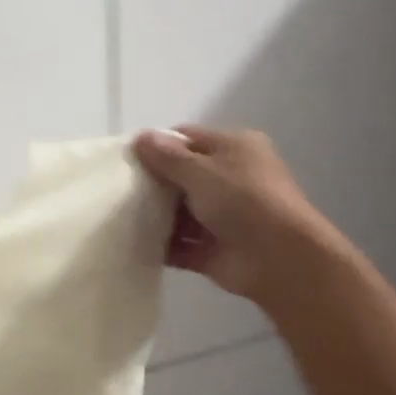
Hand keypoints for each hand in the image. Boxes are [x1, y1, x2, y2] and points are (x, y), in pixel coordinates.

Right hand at [131, 126, 346, 298]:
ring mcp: (222, 217)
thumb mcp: (202, 170)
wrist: (277, 257)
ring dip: (154, 217)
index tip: (127, 159)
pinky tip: (132, 245)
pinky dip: (160, 246)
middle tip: (118, 190)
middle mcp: (230, 179)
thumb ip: (168, 157)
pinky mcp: (212, 250)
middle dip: (153, 184)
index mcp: (234, 149)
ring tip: (118, 218)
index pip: (188, 139)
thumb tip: (140, 137)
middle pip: (182, 176)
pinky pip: (179, 246)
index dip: (158, 146)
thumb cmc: (243, 200)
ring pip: (179, 213)